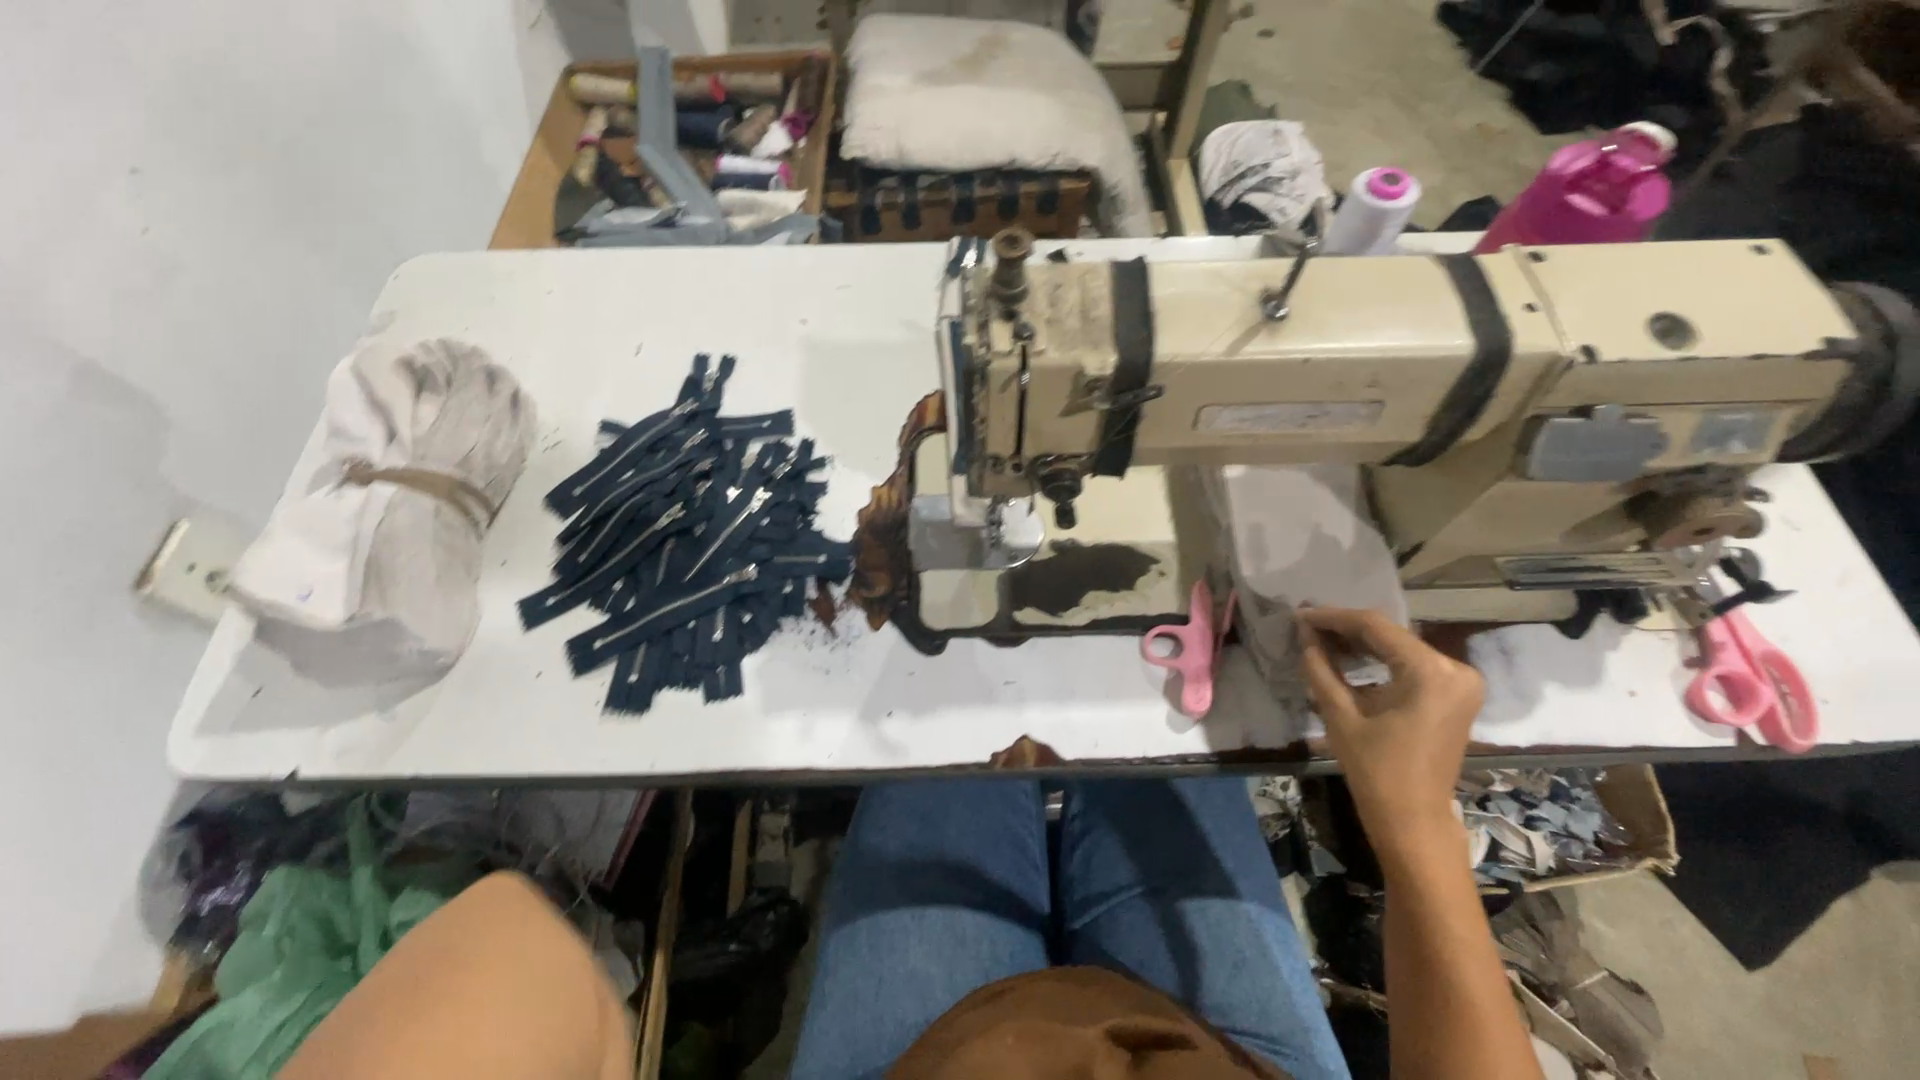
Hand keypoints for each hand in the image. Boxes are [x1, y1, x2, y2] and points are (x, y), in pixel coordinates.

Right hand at [1297, 607, 1485, 852]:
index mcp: (1431, 672)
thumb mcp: (1340, 715)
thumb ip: (1321, 668)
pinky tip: (1350, 657)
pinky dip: (1382, 660)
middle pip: (1391, 635)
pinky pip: (1413, 664)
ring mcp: (1461, 681)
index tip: (1300, 613)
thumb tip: (1305, 635)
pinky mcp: (1457, 694)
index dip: (1334, 618)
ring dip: (1363, 644)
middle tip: (1307, 625)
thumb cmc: (1375, 770)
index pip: (1376, 628)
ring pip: (1401, 647)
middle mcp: (1455, 669)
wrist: (1413, 818)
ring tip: (1321, 639)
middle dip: (1347, 629)